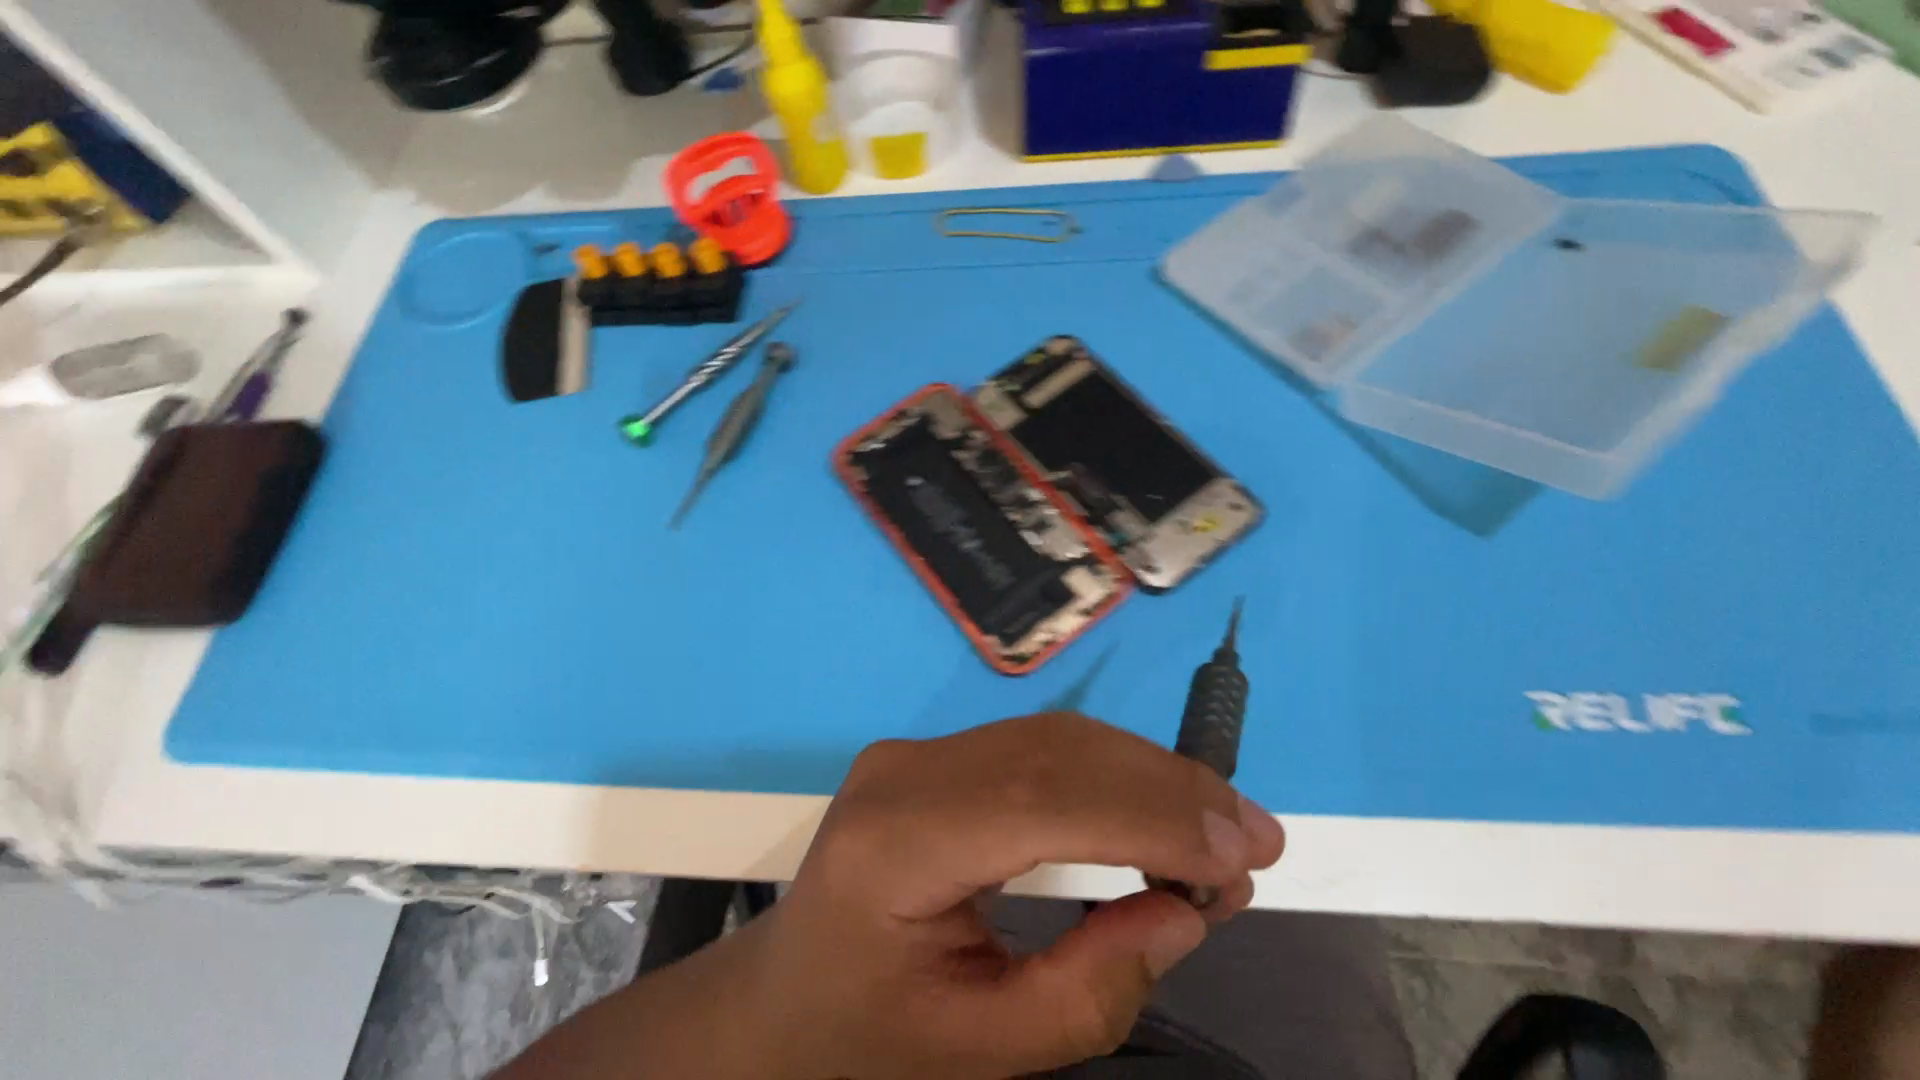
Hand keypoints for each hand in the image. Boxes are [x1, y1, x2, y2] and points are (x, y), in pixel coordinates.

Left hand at [730, 711, 1285, 1079]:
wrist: (784, 1000)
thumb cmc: (870, 1036)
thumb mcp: (984, 1047)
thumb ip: (1091, 988)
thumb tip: (1184, 910)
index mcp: (896, 843)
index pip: (1040, 799)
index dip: (1149, 816)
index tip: (1240, 856)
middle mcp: (904, 773)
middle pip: (1058, 753)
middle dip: (1168, 790)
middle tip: (1256, 844)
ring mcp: (917, 754)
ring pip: (1059, 739)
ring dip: (1151, 777)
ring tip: (1224, 836)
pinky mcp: (937, 758)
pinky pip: (1041, 750)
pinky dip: (1114, 776)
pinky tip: (1160, 815)